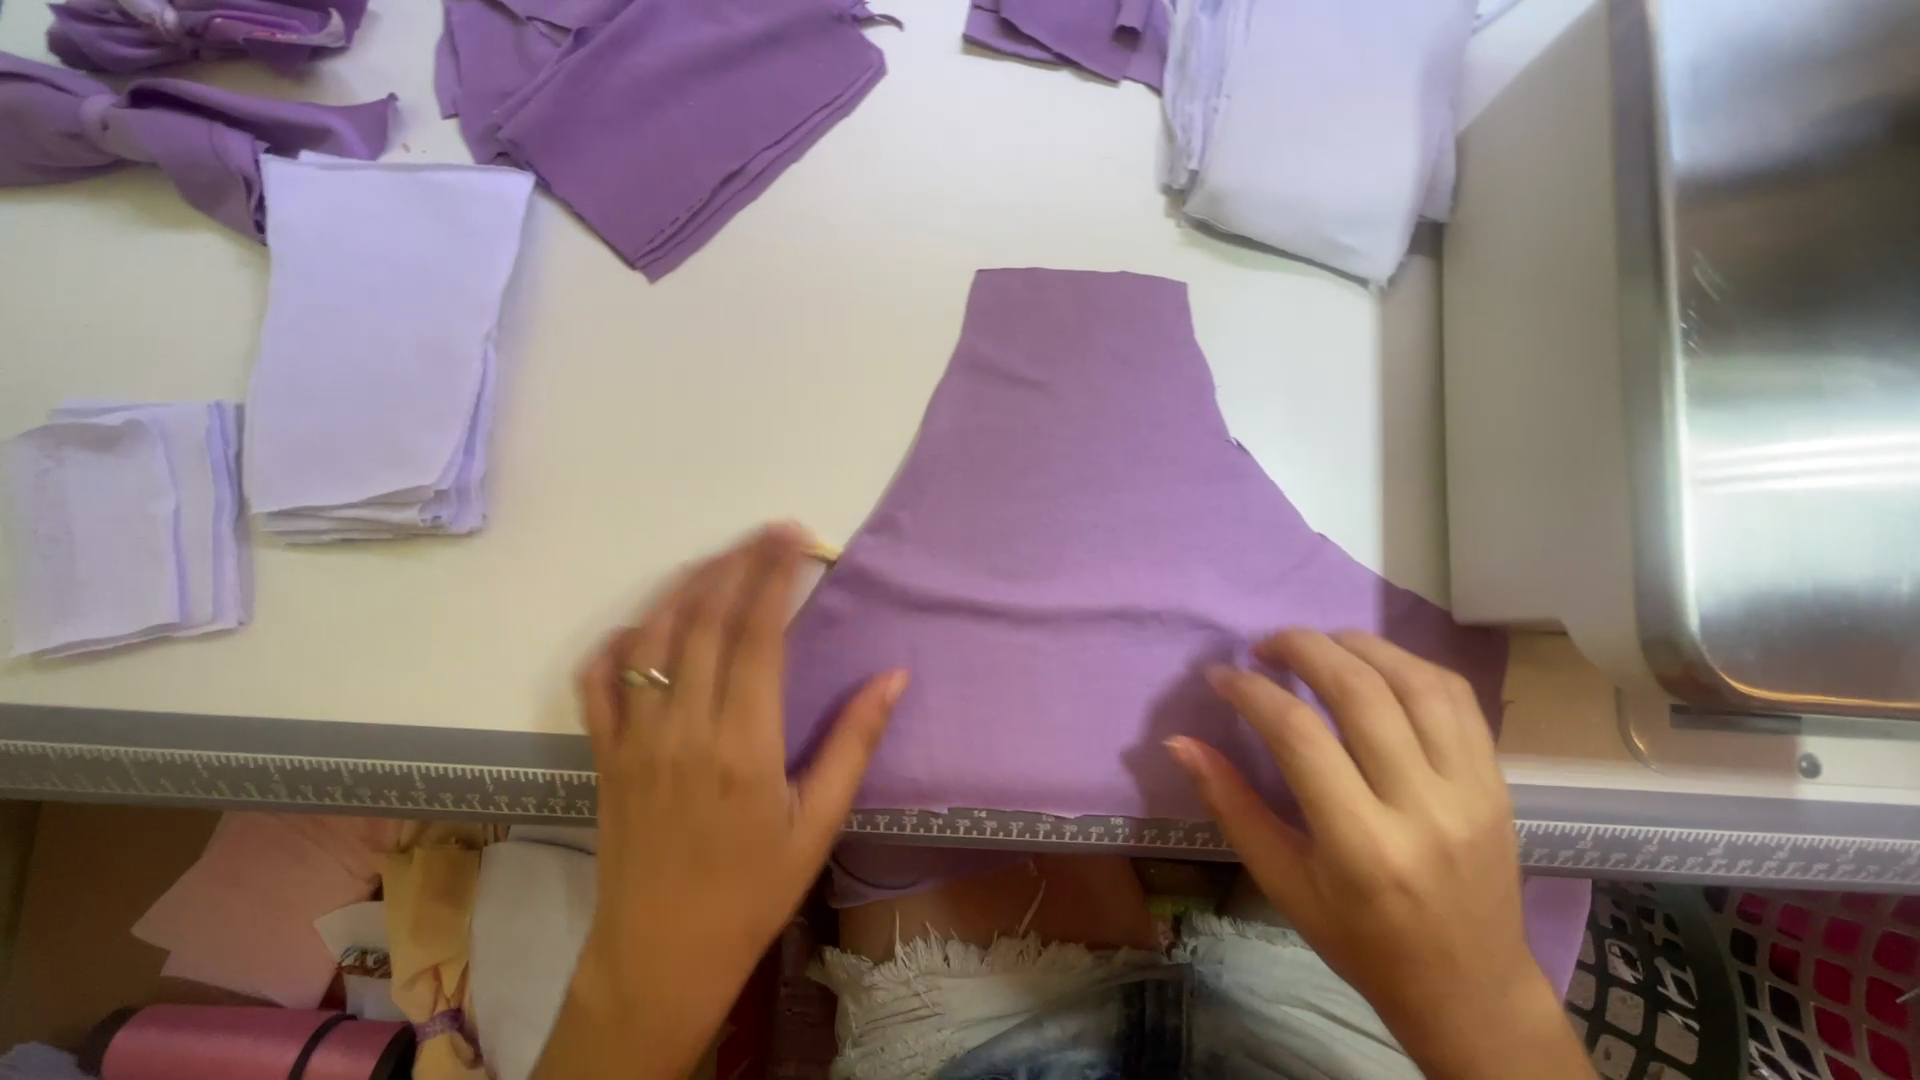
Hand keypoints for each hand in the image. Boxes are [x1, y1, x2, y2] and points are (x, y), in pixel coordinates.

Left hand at [536, 525, 907, 1079]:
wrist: (661, 953)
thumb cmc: (752, 890)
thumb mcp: (818, 824)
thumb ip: (853, 743)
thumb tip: (893, 676)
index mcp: (743, 742)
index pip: (757, 634)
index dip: (774, 576)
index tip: (793, 537)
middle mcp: (684, 726)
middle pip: (705, 620)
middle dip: (738, 565)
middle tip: (768, 533)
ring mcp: (634, 737)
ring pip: (652, 638)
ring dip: (686, 588)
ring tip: (721, 561)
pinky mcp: (603, 753)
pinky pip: (598, 681)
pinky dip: (617, 641)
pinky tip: (643, 625)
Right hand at [1167, 630, 1590, 1079]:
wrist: (1467, 987)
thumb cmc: (1360, 941)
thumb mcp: (1282, 882)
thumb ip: (1231, 805)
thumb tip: (1178, 742)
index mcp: (1361, 845)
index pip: (1299, 735)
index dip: (1251, 692)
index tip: (1221, 676)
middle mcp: (1422, 808)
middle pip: (1360, 692)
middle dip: (1302, 649)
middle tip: (1264, 645)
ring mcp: (1471, 790)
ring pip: (1415, 682)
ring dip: (1358, 646)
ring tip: (1317, 644)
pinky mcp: (1497, 781)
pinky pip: (1457, 698)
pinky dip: (1409, 664)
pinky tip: (1374, 664)